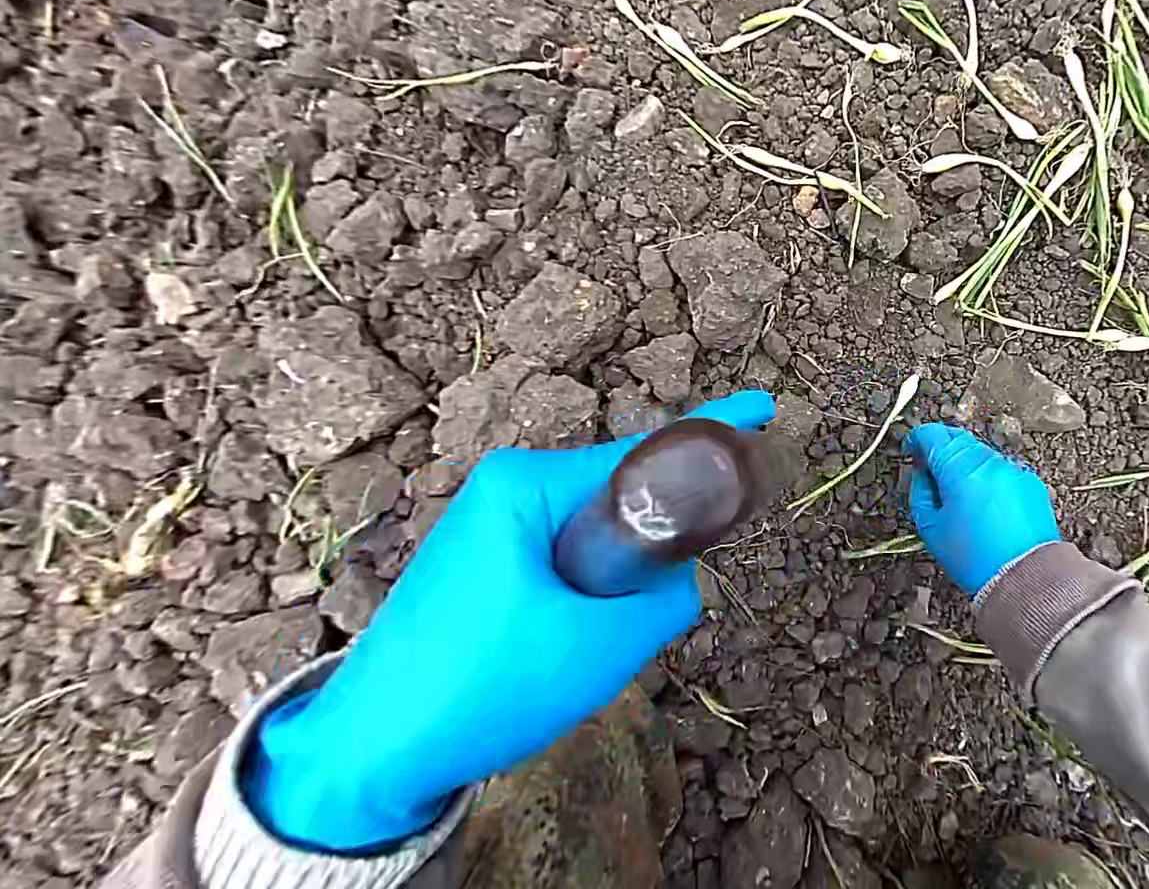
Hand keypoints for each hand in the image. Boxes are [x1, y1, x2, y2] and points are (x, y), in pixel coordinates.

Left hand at [244, 391, 775, 851]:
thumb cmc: (484, 687)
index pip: (645, 450)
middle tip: (674, 580)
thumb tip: (681, 577)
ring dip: (629, 567)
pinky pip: (575, 548)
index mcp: (529, 484)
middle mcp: (513, 485)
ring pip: (604, 525)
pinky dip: (600, 579)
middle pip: (628, 490)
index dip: (716, 429)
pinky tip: (588, 628)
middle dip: (666, 530)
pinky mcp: (495, 555)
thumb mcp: (607, 643)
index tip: (764, 407)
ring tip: (608, 631)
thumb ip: (674, 596)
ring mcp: (498, 519)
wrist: (364, 761)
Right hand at [905, 423, 1060, 596]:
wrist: (1023, 576)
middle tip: (931, 470)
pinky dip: (989, 477)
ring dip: (966, 464)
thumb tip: (920, 473)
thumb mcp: (931, 528)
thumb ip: (920, 492)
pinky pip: (1001, 469)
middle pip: (958, 439)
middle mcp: (988, 462)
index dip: (917, 439)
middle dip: (941, 450)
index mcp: (960, 469)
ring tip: (959, 493)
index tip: (912, 449)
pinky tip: (985, 502)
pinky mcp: (1029, 481)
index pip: (933, 435)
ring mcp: (1011, 469)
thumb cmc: (976, 559)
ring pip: (980, 453)